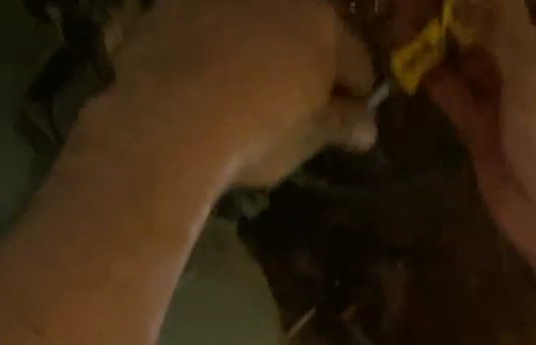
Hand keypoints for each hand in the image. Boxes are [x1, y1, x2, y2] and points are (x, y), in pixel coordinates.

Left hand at [101, 0, 377, 187]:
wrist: (169, 120)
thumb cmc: (255, 134)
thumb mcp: (306, 139)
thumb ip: (339, 125)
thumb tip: (367, 127)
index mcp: (324, 27)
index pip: (359, 65)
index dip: (357, 99)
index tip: (348, 125)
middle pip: (311, 30)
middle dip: (311, 64)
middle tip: (299, 106)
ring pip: (260, 20)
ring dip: (264, 46)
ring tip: (251, 87)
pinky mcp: (179, 2)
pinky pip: (212, 21)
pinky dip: (218, 42)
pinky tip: (208, 77)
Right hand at [424, 0, 535, 287]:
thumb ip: (498, 18)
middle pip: (493, 11)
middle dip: (455, 3)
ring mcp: (512, 90)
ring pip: (469, 48)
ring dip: (436, 32)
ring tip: (397, 13)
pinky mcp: (486, 125)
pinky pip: (456, 88)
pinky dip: (432, 71)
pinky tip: (402, 52)